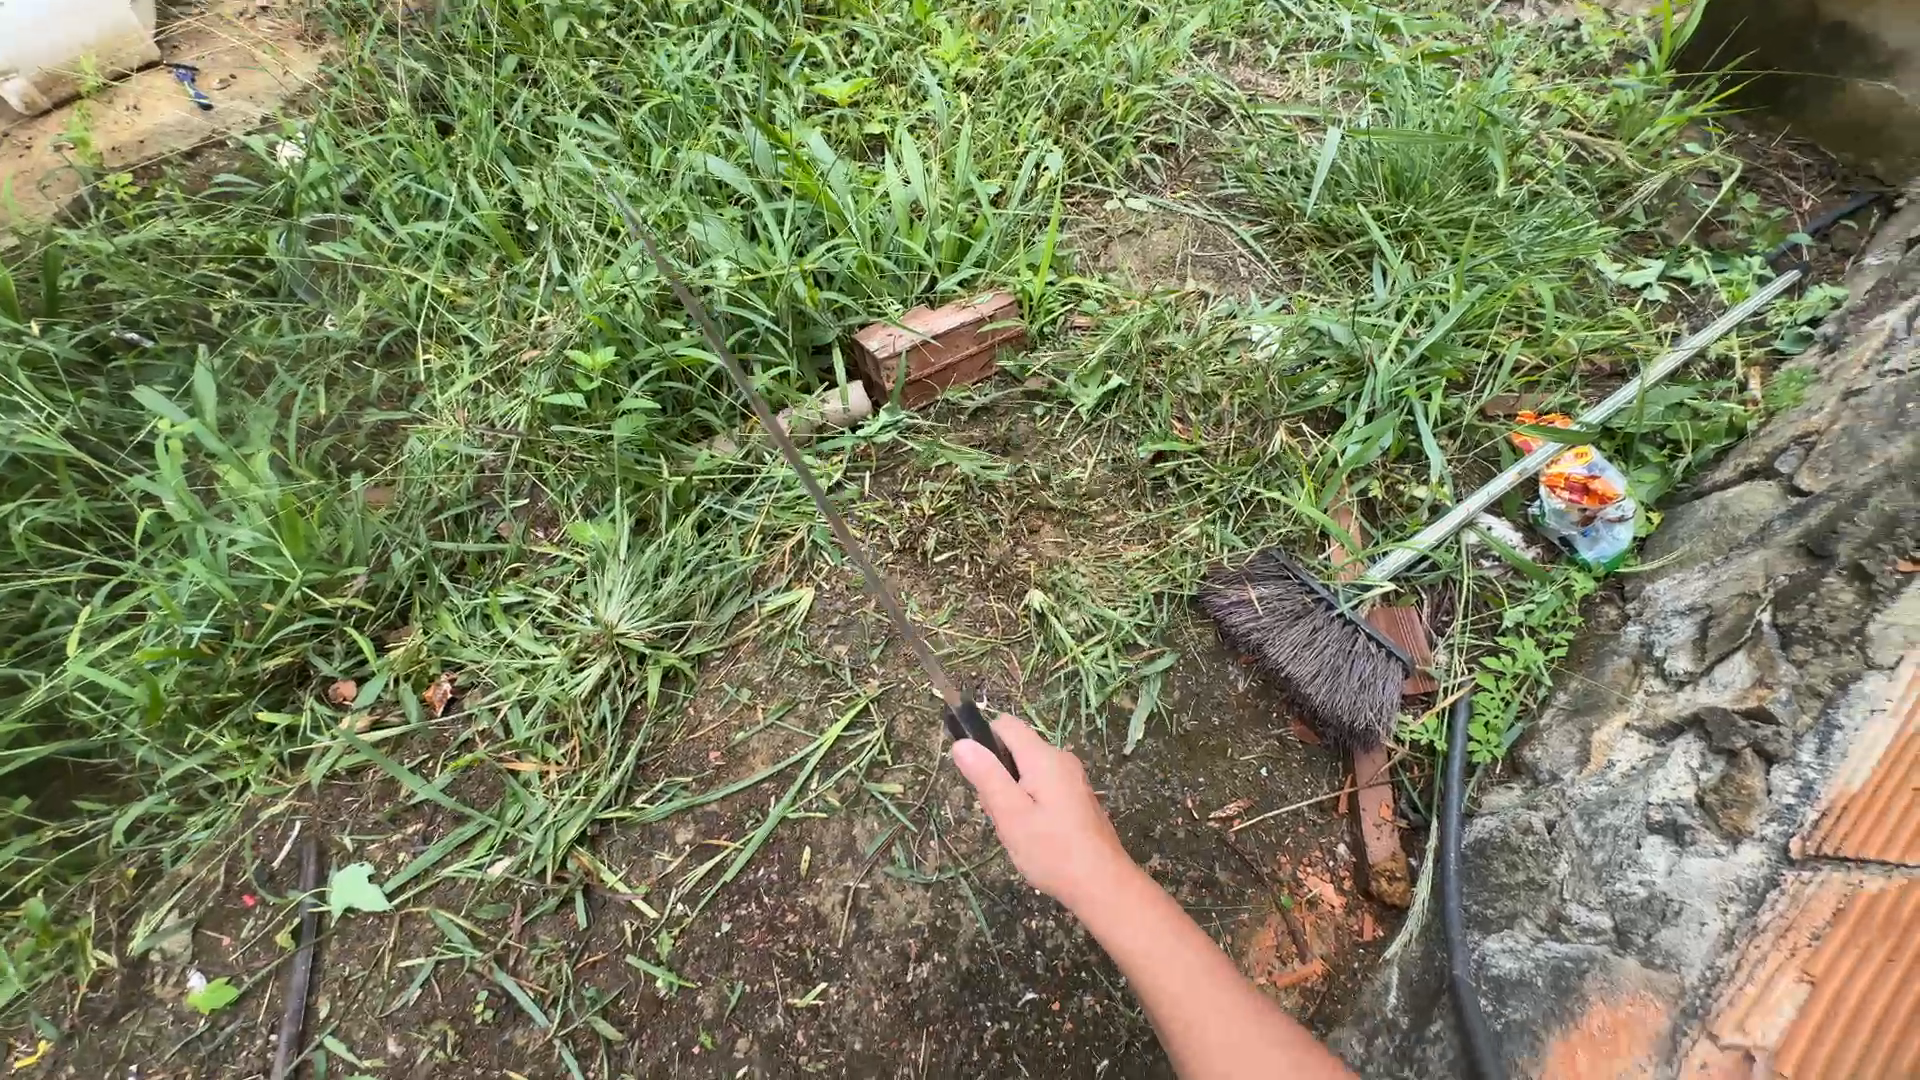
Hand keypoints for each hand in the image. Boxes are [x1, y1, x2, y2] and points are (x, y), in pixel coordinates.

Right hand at [951, 714, 1138, 912]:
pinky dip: (1030, 806)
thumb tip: (962, 743)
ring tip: (1017, 832)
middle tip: (1001, 817)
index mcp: (1043, 757)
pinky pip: (1043, 788)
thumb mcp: (1010, 814)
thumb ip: (986, 775)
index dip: (983, 741)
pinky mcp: (1077, 797)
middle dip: (998, 778)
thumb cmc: (1053, 851)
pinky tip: (1034, 837)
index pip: (1005, 725)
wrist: (1103, 885)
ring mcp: (1072, 778)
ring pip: (1027, 774)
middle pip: (1014, 752)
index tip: (977, 777)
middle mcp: (1060, 759)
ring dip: (1012, 797)